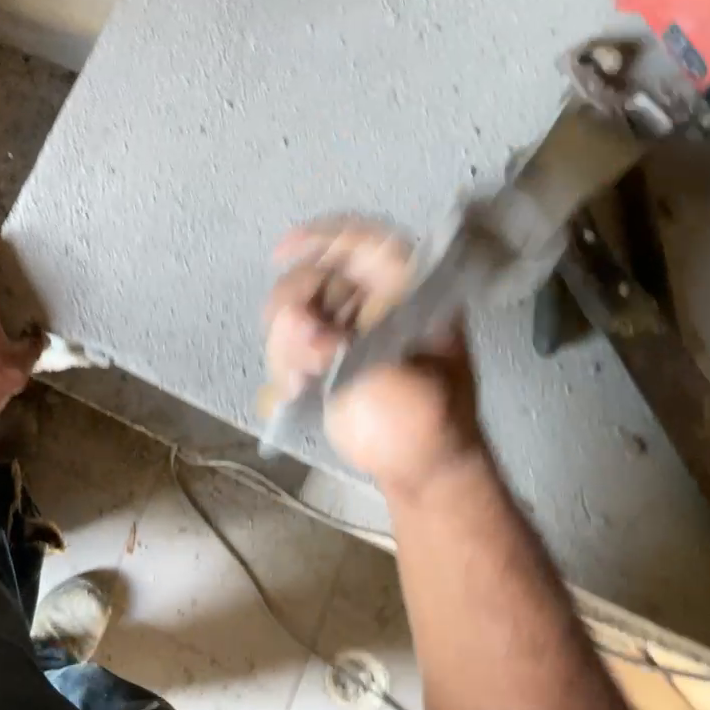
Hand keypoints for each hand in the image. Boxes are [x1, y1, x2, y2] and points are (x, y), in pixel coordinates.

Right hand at [264, 216, 486, 494]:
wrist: (418, 473)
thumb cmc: (425, 428)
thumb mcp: (398, 383)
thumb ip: (345, 349)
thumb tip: (302, 326)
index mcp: (410, 297)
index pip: (366, 242)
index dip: (323, 237)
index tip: (283, 253)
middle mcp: (374, 302)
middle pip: (313, 274)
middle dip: (295, 310)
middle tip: (305, 351)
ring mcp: (346, 327)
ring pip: (290, 308)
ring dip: (287, 345)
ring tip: (306, 382)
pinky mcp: (323, 351)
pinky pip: (284, 339)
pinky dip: (283, 363)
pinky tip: (298, 389)